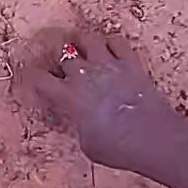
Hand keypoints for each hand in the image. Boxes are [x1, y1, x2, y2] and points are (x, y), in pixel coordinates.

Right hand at [28, 30, 187, 172]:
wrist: (154, 139)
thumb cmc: (118, 149)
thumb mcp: (88, 144)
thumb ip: (79, 124)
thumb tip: (82, 118)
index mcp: (69, 96)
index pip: (40, 78)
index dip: (33, 77)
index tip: (34, 78)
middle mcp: (84, 75)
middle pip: (62, 53)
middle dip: (58, 57)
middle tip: (62, 64)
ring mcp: (108, 64)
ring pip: (87, 39)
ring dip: (81, 43)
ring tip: (82, 49)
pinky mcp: (130, 62)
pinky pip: (116, 41)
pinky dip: (110, 43)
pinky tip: (110, 51)